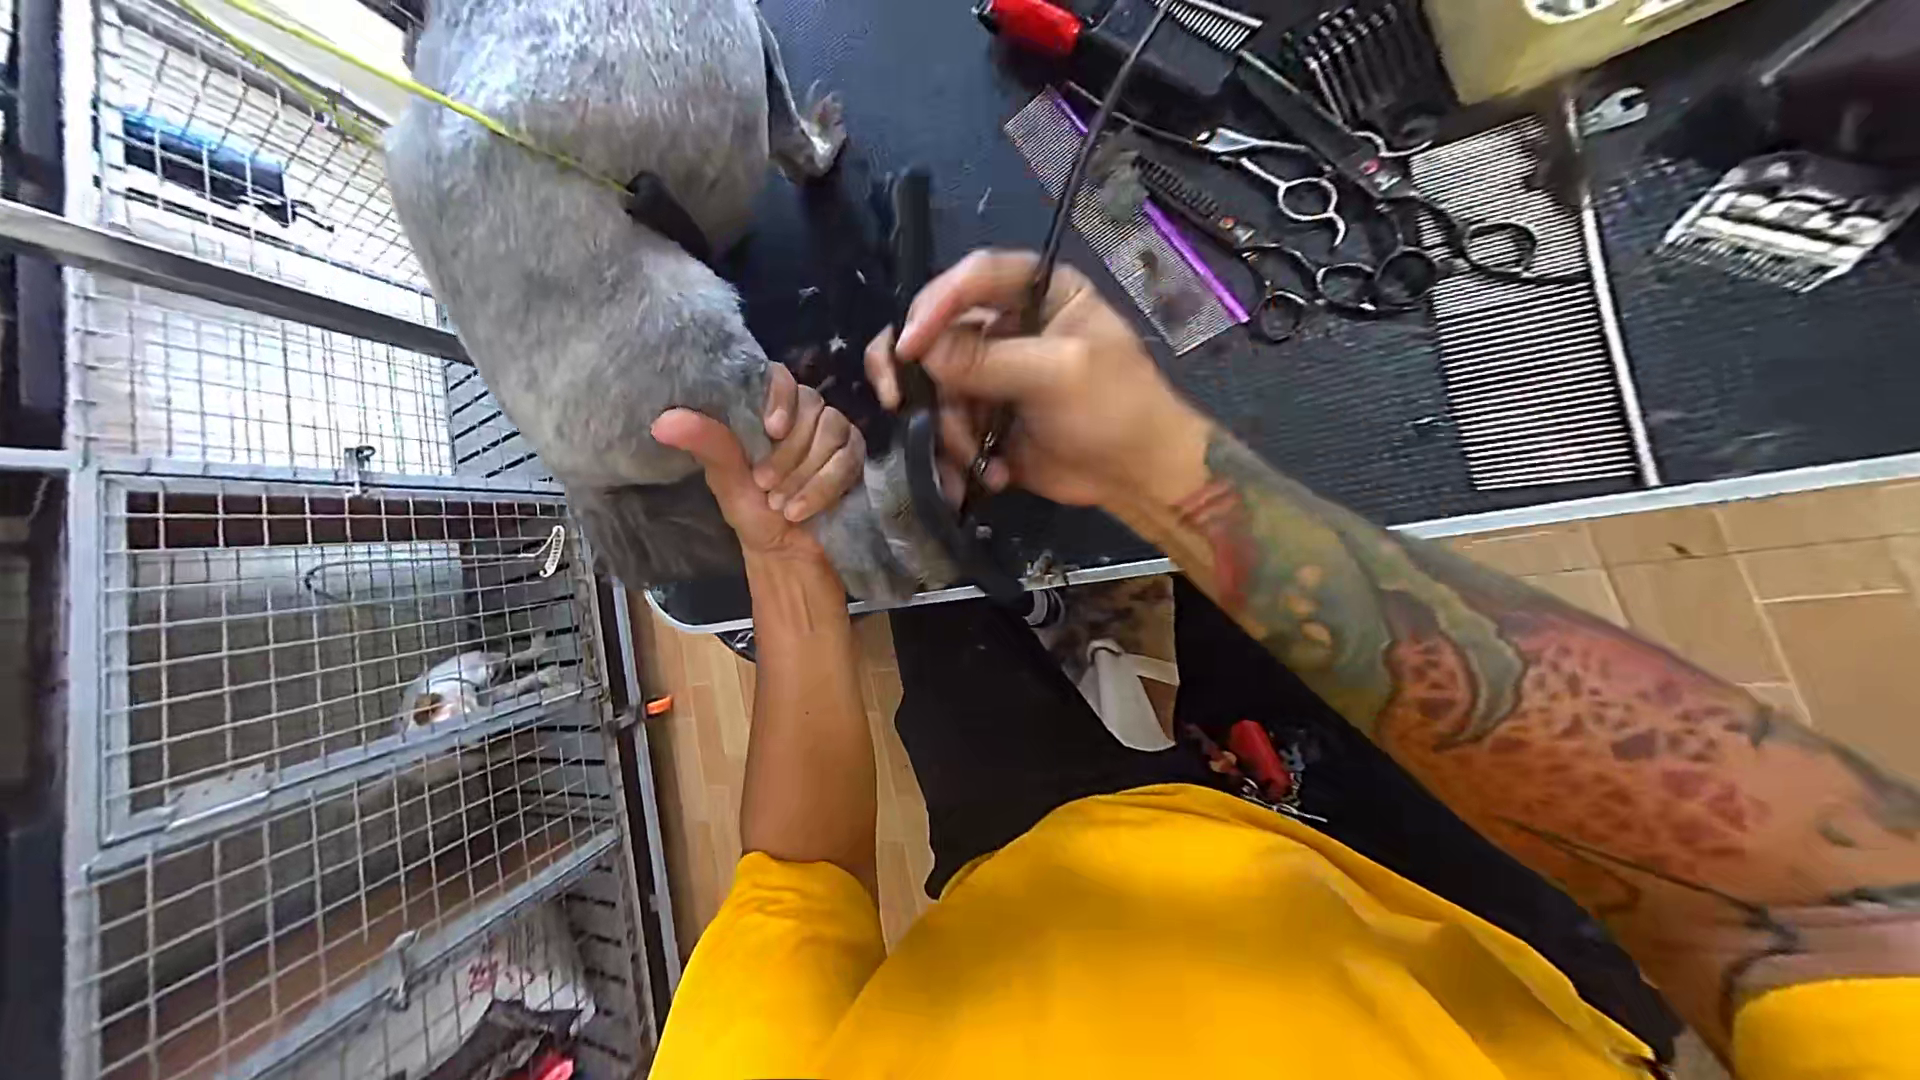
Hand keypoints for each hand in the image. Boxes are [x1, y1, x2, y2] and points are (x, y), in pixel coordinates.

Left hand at [651, 363, 864, 561]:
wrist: (787, 552)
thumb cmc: (753, 513)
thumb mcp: (726, 479)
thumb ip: (706, 444)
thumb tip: (662, 422)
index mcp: (768, 411)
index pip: (781, 377)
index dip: (781, 397)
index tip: (772, 429)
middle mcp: (804, 416)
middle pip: (812, 407)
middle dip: (790, 452)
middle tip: (766, 485)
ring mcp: (833, 436)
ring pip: (833, 432)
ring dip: (806, 472)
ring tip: (782, 504)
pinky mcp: (854, 458)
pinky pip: (850, 459)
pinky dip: (824, 486)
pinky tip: (802, 509)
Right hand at [864, 249, 1208, 510]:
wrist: (1135, 475)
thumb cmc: (1116, 408)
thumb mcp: (1059, 374)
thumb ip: (989, 360)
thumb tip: (920, 353)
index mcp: (1037, 293)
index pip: (974, 279)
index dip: (935, 307)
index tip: (909, 348)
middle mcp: (1008, 327)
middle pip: (939, 333)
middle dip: (919, 374)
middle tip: (897, 400)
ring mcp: (993, 375)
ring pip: (938, 389)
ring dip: (950, 429)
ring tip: (978, 459)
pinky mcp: (986, 418)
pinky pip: (948, 427)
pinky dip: (957, 455)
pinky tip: (989, 475)